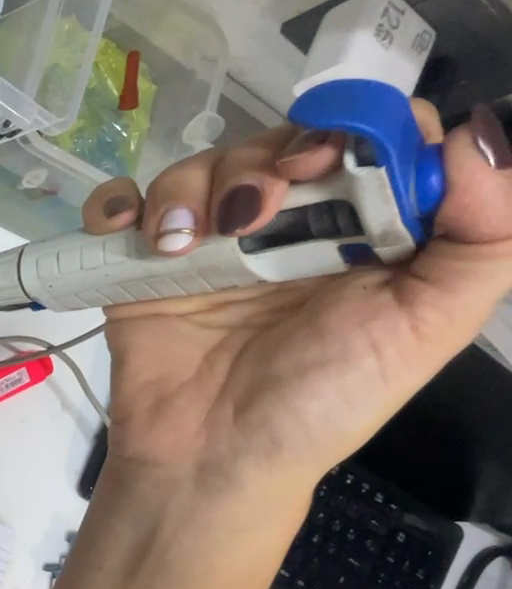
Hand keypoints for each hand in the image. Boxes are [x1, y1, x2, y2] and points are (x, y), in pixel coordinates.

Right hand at [80, 103, 511, 498]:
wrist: (211, 457)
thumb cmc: (321, 400)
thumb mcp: (433, 323)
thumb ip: (485, 234)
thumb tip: (469, 138)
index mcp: (359, 231)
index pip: (366, 142)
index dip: (350, 131)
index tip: (325, 166)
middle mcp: (281, 229)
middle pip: (272, 145)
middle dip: (261, 162)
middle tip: (251, 214)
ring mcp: (202, 248)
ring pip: (193, 171)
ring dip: (184, 190)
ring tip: (180, 244)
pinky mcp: (136, 271)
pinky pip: (117, 211)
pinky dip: (113, 204)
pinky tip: (124, 230)